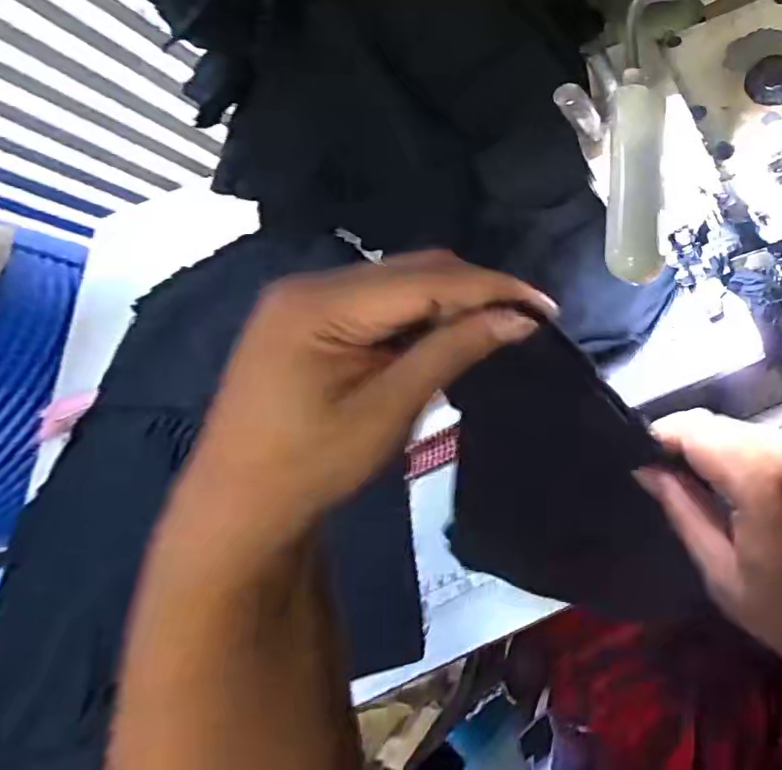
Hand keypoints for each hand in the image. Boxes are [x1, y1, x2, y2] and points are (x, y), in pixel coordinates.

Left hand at [185, 250, 554, 551]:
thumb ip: (454, 350)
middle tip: (528, 318)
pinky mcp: (315, 314)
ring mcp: (309, 297)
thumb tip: (522, 318)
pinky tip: (453, 330)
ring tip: (500, 323)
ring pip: (406, 279)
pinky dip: (429, 310)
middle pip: (417, 269)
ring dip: (457, 298)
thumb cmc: (309, 467)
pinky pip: (388, 297)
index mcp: (318, 305)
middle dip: (479, 289)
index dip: (492, 288)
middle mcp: (311, 284)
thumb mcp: (390, 408)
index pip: (427, 279)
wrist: (235, 512)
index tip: (545, 306)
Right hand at [636, 410, 781, 682]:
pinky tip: (727, 484)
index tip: (634, 460)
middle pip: (715, 424)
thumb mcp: (722, 571)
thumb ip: (681, 508)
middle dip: (683, 445)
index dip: (659, 438)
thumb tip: (645, 468)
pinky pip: (760, 437)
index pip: (695, 428)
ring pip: (736, 428)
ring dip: (711, 450)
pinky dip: (737, 453)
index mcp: (764, 473)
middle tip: (657, 478)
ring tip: (691, 485)